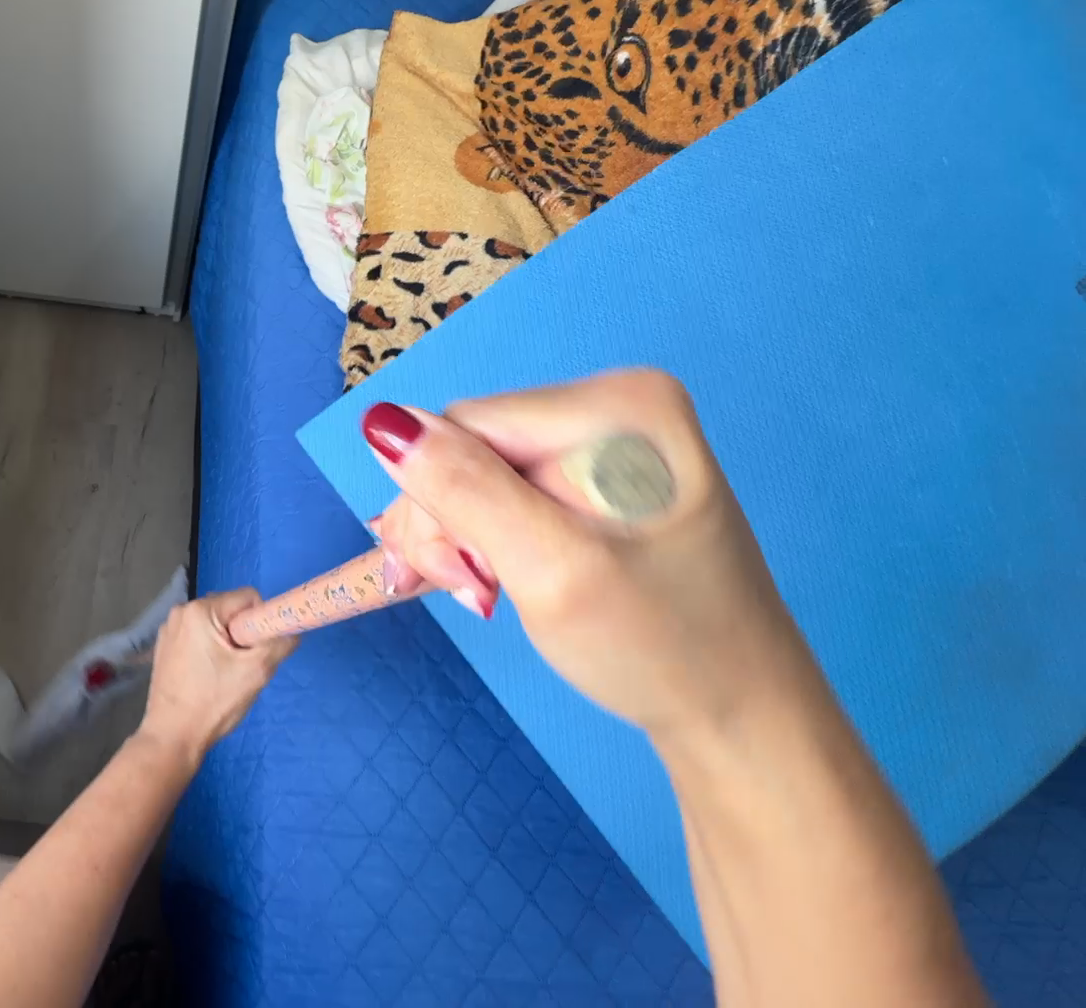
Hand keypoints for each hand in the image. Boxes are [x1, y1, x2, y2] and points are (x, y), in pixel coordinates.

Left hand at [137, 590, 297, 767]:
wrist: (172, 736)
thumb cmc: (213, 702)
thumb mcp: (256, 671)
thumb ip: (279, 643)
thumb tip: (293, 631)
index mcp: (199, 610)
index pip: (247, 598)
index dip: (262, 621)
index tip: (260, 649)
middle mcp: (180, 612)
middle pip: (230, 610)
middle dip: (244, 633)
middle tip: (244, 665)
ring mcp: (169, 630)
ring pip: (215, 626)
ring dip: (228, 644)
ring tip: (226, 675)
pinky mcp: (164, 648)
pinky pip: (198, 638)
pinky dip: (210, 652)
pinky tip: (209, 678)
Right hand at [365, 368, 820, 739]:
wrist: (733, 708)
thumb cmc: (655, 646)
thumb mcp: (551, 569)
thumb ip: (464, 490)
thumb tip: (379, 423)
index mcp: (615, 406)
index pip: (462, 426)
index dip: (437, 502)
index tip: (461, 581)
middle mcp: (607, 404)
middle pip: (461, 446)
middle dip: (444, 523)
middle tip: (470, 593)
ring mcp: (599, 439)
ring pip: (465, 471)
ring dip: (452, 536)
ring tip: (477, 592)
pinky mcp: (587, 474)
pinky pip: (493, 489)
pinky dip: (473, 537)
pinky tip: (479, 575)